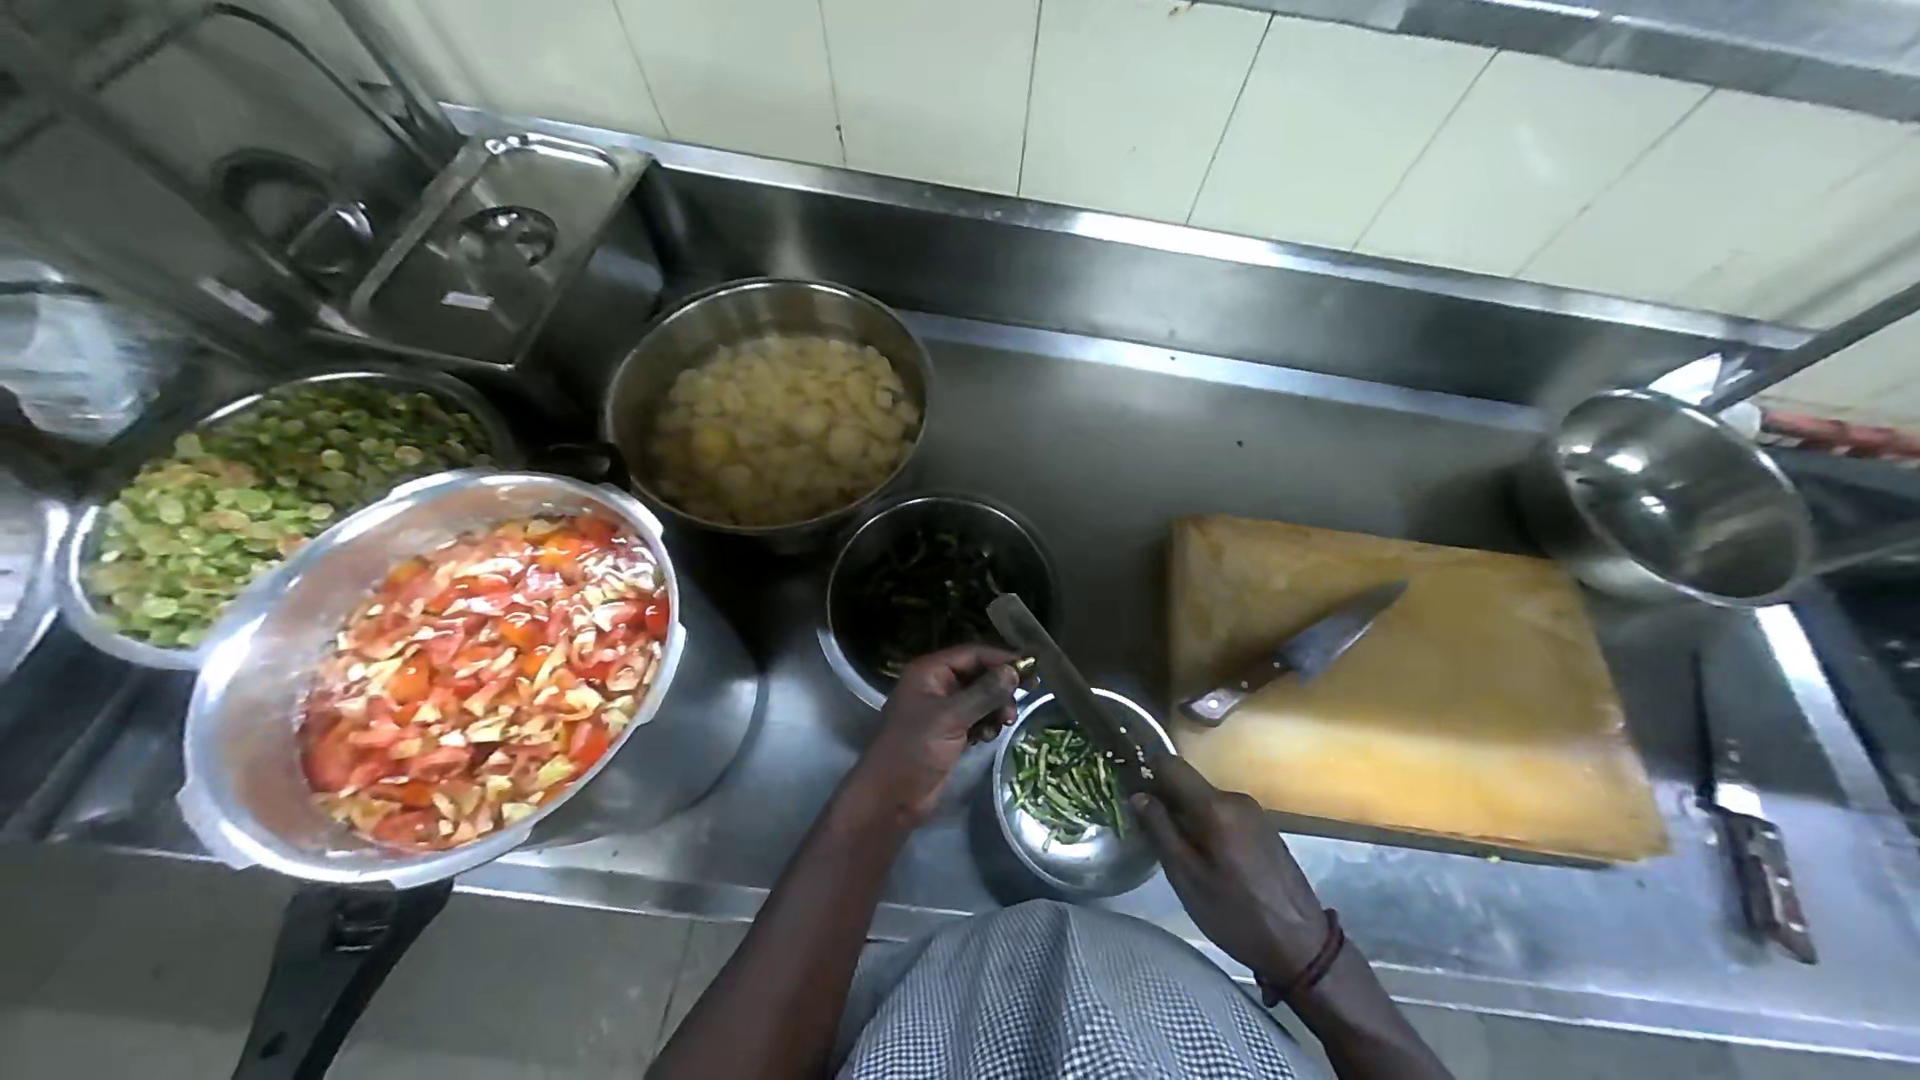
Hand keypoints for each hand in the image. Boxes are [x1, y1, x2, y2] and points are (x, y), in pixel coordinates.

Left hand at [850, 645, 1018, 825]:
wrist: (891, 797)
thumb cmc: (914, 748)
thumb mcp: (950, 717)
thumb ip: (984, 693)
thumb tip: (1014, 671)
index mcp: (929, 671)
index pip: (972, 654)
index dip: (1002, 658)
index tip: (1032, 666)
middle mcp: (936, 685)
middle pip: (979, 674)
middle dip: (1001, 685)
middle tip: (1028, 694)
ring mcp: (943, 710)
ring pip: (981, 697)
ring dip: (996, 707)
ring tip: (1005, 722)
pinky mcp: (950, 732)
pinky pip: (977, 718)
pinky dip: (987, 723)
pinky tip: (989, 736)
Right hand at [1132, 755, 1330, 987]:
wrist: (1302, 948)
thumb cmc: (1236, 914)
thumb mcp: (1186, 877)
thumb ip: (1160, 830)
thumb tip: (1139, 795)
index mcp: (1215, 806)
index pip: (1171, 765)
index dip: (1148, 771)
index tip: (1133, 790)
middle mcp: (1236, 798)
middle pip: (1189, 784)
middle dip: (1167, 801)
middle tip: (1151, 834)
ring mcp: (1254, 812)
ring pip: (1206, 801)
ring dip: (1188, 817)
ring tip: (1179, 852)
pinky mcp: (1265, 828)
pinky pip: (1224, 814)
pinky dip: (1208, 826)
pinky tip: (1208, 859)